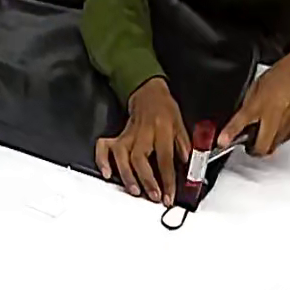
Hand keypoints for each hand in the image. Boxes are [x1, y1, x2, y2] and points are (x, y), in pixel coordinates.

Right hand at [96, 77, 188, 203]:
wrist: (148, 92)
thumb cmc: (164, 109)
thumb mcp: (180, 124)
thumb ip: (183, 146)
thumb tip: (187, 166)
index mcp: (162, 129)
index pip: (165, 158)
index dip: (167, 180)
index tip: (169, 196)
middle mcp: (142, 133)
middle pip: (140, 158)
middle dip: (146, 180)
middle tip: (153, 196)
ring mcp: (127, 135)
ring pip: (122, 156)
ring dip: (127, 176)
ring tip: (134, 191)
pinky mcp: (117, 137)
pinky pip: (104, 147)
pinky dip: (102, 160)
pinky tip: (106, 173)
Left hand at [220, 43, 289, 157]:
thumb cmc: (280, 77)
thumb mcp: (256, 88)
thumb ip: (246, 110)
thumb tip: (234, 129)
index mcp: (260, 101)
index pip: (241, 121)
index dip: (231, 133)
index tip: (222, 142)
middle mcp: (276, 112)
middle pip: (261, 147)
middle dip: (254, 148)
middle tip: (251, 142)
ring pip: (273, 146)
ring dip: (268, 140)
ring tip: (270, 124)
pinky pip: (286, 140)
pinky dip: (281, 135)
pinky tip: (282, 121)